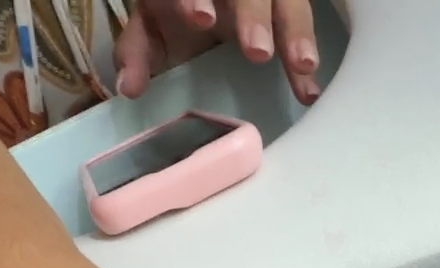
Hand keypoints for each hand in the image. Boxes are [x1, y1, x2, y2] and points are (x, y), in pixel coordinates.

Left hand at [114, 0, 322, 102]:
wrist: (197, 6)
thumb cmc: (172, 15)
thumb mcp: (150, 29)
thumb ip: (136, 52)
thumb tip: (129, 87)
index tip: (201, 21)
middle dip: (253, 14)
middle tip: (257, 49)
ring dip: (294, 30)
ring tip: (301, 65)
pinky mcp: (286, 3)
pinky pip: (300, 20)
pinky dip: (306, 50)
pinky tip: (310, 83)